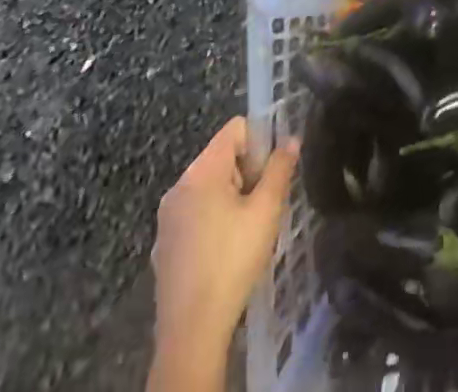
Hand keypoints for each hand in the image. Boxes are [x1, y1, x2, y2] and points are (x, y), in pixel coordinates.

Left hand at [149, 117, 298, 391]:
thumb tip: (291, 139)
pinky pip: (196, 214)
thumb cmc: (233, 259)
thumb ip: (280, 170)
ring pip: (210, 187)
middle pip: (222, 157)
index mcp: (201, 172)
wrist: (192, 327)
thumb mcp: (266, 211)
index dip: (261, 140)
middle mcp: (179, 186)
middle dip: (249, 172)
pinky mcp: (165, 242)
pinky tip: (229, 250)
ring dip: (234, 197)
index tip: (275, 170)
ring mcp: (167, 216)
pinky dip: (216, 220)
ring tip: (251, 229)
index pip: (235, 129)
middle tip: (266, 204)